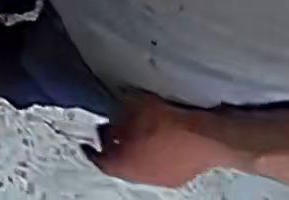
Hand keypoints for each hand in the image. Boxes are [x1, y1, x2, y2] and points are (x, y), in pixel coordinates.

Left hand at [90, 94, 250, 187]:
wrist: (203, 137)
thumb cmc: (162, 120)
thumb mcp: (128, 108)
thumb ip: (115, 118)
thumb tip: (112, 125)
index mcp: (125, 162)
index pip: (101, 162)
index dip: (91, 152)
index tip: (86, 145)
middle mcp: (141, 177)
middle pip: (120, 166)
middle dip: (112, 149)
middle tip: (110, 133)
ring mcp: (161, 180)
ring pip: (138, 168)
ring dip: (131, 153)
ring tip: (131, 133)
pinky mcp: (178, 178)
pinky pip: (155, 168)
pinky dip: (148, 156)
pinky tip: (152, 141)